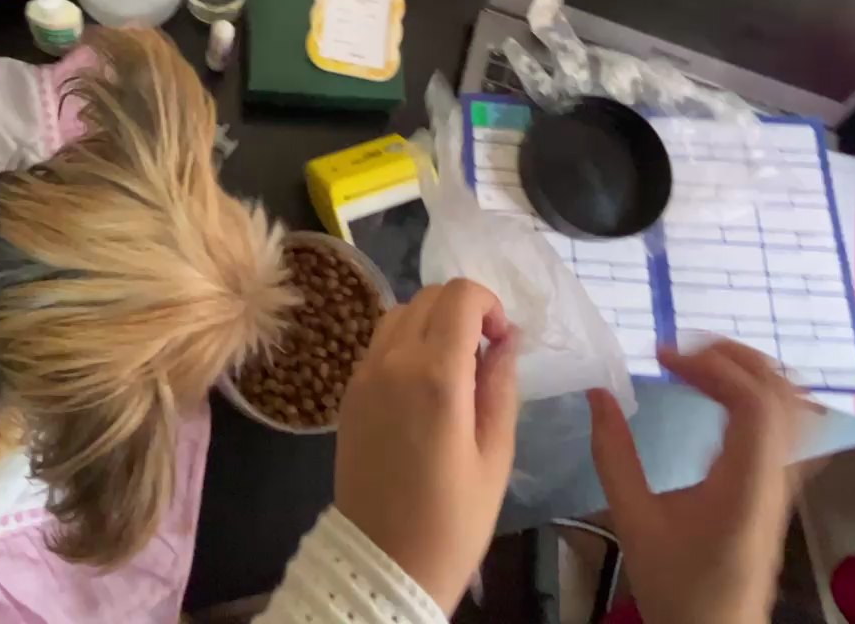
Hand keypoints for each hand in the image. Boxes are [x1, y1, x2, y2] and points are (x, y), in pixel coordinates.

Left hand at [334, 279, 520, 613]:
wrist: (383, 558)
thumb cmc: (453, 518)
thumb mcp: (496, 455)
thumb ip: (501, 385)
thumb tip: (506, 338)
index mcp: (436, 375)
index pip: (460, 295)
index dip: (488, 305)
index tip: (501, 341)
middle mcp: (393, 359)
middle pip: (429, 295)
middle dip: (463, 310)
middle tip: (483, 354)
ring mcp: (364, 371)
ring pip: (400, 311)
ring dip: (431, 321)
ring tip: (453, 368)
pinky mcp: (349, 387)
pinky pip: (380, 340)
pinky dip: (405, 341)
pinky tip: (422, 382)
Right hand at [589, 341, 807, 623]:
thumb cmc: (674, 583)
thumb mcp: (632, 518)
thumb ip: (613, 453)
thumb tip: (598, 392)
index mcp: (743, 486)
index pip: (755, 407)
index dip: (711, 367)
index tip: (661, 357)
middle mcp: (774, 479)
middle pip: (784, 397)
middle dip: (734, 357)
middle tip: (681, 348)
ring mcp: (783, 485)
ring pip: (795, 409)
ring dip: (751, 372)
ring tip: (702, 360)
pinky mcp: (778, 489)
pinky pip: (789, 427)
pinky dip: (760, 395)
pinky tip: (723, 393)